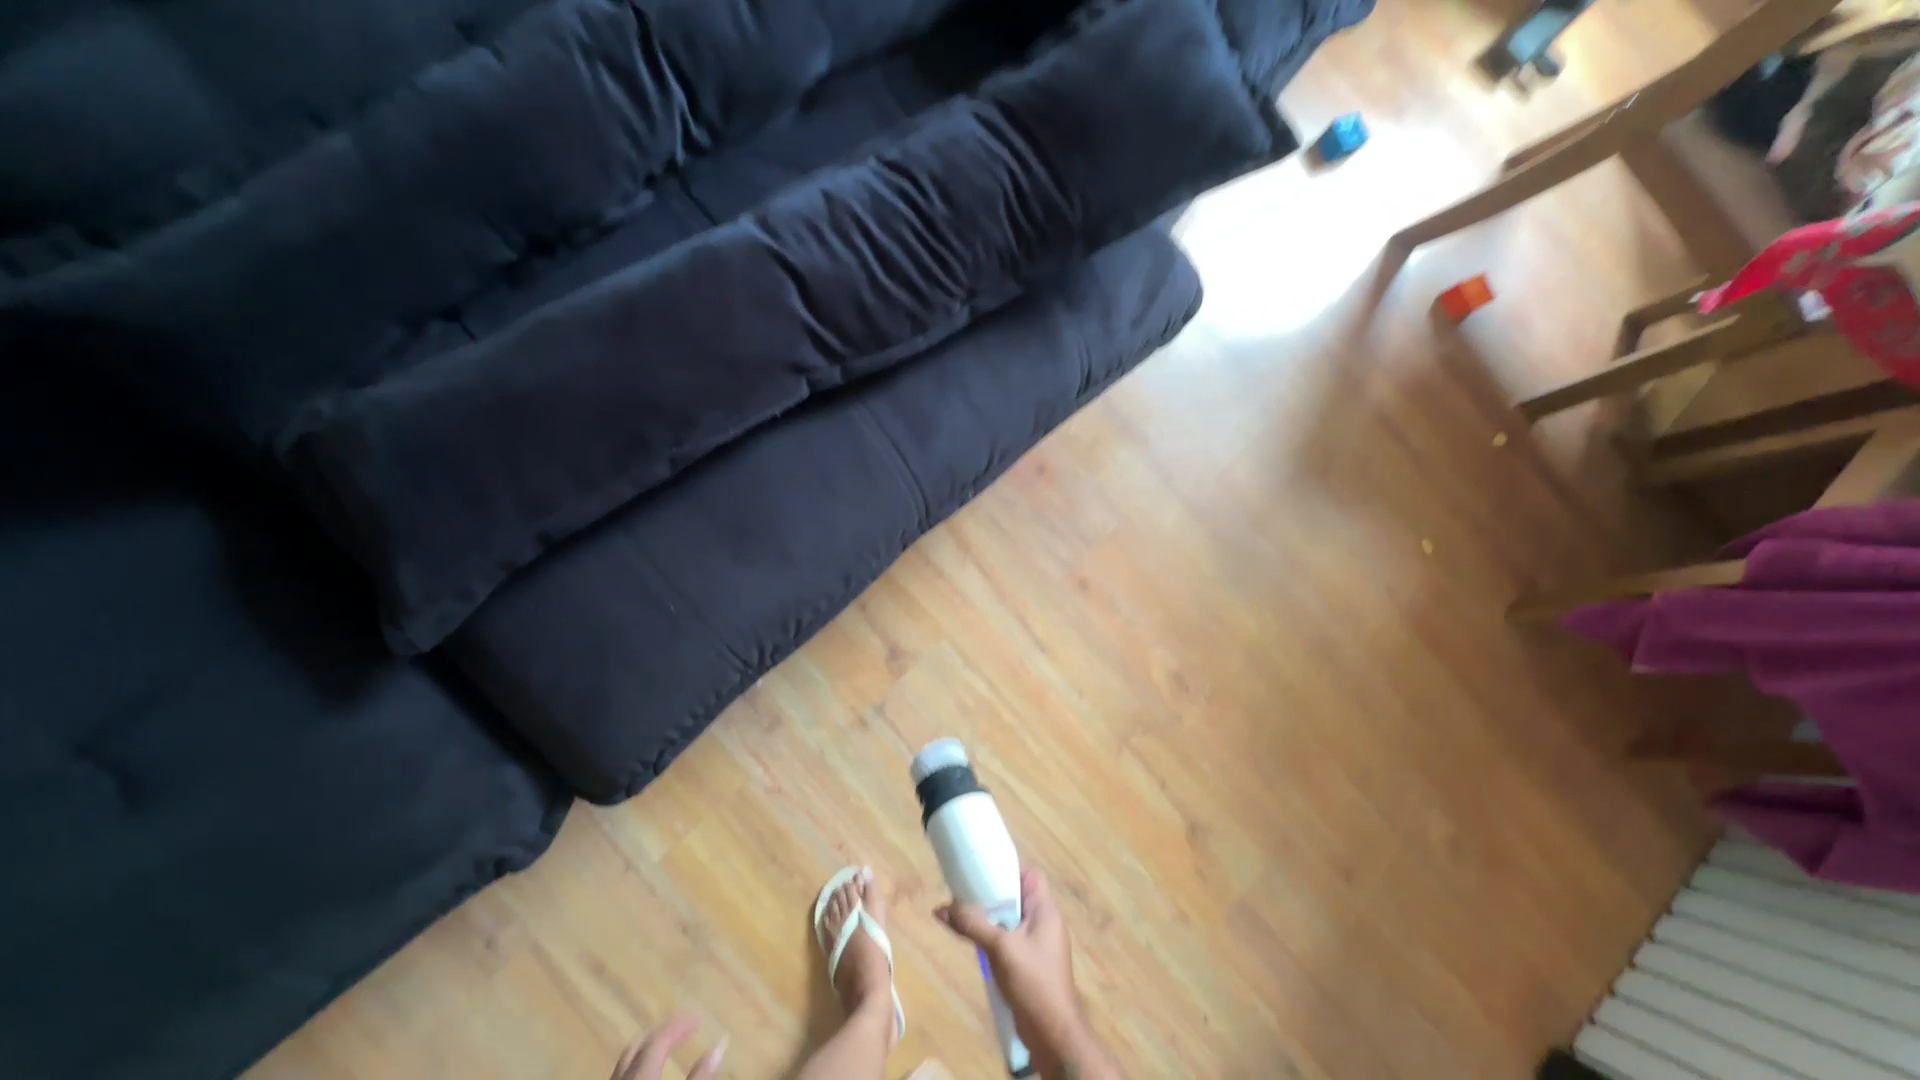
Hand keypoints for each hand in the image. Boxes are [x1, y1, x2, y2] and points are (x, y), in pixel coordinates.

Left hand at [609, 1012, 725, 1079]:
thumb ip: (700, 1074)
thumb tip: (721, 1044)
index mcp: (642, 1071)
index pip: (660, 1037)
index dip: (679, 1025)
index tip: (699, 1019)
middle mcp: (623, 1074)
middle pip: (639, 1043)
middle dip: (662, 1030)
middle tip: (684, 1025)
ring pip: (628, 1057)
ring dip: (649, 1044)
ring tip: (670, 1043)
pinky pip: (624, 1070)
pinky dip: (640, 1060)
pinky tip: (650, 1068)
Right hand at [936, 867, 1105, 1074]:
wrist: (1052, 1031)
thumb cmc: (1033, 980)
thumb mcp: (1000, 947)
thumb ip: (972, 924)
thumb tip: (941, 908)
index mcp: (1046, 911)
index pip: (1030, 876)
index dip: (1008, 870)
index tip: (981, 871)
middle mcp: (1045, 924)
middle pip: (1017, 898)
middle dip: (992, 896)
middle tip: (965, 894)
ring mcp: (1038, 946)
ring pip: (1011, 922)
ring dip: (990, 920)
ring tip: (964, 917)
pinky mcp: (1030, 965)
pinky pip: (1010, 942)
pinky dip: (993, 940)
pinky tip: (974, 945)